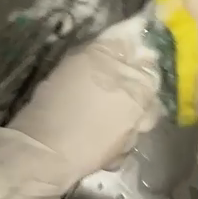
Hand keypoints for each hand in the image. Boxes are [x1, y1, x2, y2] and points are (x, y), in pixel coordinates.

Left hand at [0, 16, 159, 198]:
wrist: (40, 160)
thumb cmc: (90, 128)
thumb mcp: (132, 102)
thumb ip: (148, 80)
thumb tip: (155, 67)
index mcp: (101, 52)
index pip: (134, 38)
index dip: (151, 61)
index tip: (157, 88)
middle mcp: (86, 64)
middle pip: (129, 76)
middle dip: (139, 102)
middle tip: (139, 124)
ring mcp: (74, 89)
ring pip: (116, 103)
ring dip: (124, 126)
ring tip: (119, 147)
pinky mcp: (67, 115)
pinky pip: (98, 121)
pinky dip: (106, 138)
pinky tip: (105, 157)